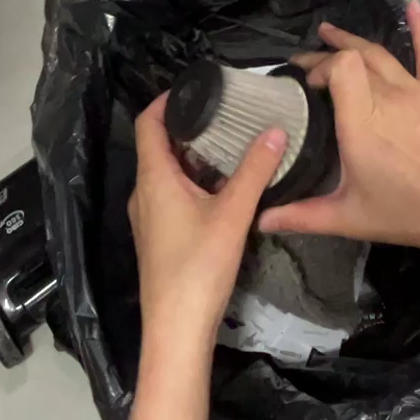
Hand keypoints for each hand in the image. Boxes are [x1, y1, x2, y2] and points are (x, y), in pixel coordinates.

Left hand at [128, 92, 287, 345]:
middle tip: (223, 113)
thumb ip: (254, 171)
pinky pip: (170, 195)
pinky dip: (192, 181)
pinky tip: (221, 188)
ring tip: (228, 144)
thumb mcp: (233, 214)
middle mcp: (144, 193)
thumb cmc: (198, 266)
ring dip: (192, 156)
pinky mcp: (158, 238)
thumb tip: (276, 130)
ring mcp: (148, 218)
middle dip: (187, 127)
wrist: (176, 331)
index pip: (147, 123)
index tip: (194, 88)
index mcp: (153, 178)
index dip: (165, 101)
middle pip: (158, 146)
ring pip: (166, 173)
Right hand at [258, 0, 419, 269]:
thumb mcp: (348, 219)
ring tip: (332, 32)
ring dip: (354, 41)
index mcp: (362, 122)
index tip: (307, 84)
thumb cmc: (408, 215)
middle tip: (307, 60)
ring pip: (381, 54)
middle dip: (326, 55)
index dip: (319, 67)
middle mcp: (387, 98)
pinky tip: (414, 5)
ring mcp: (417, 92)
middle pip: (354, 58)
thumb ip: (301, 216)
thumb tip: (259, 220)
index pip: (338, 69)